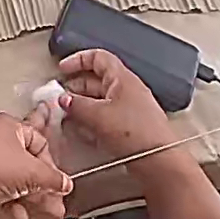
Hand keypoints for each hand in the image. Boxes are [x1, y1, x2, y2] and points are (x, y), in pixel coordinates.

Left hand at [0, 109, 70, 218]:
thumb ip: (53, 178)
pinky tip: (20, 216)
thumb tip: (64, 183)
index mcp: (9, 126)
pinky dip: (13, 204)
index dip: (52, 163)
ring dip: (33, 198)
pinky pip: (2, 192)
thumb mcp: (31, 171)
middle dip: (45, 185)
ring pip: (17, 180)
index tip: (60, 181)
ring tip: (47, 212)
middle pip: (29, 163)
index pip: (40, 141)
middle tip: (57, 200)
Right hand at [57, 48, 196, 188]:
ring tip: (67, 115)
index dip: (78, 59)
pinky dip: (91, 119)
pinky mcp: (128, 126)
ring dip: (81, 105)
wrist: (159, 161)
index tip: (63, 68)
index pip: (98, 57)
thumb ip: (76, 105)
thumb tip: (63, 100)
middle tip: (60, 97)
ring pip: (99, 99)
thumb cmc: (137, 133)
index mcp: (122, 78)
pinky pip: (105, 116)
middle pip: (96, 79)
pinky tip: (82, 130)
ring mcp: (128, 108)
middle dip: (75, 87)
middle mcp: (126, 90)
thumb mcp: (98, 115)